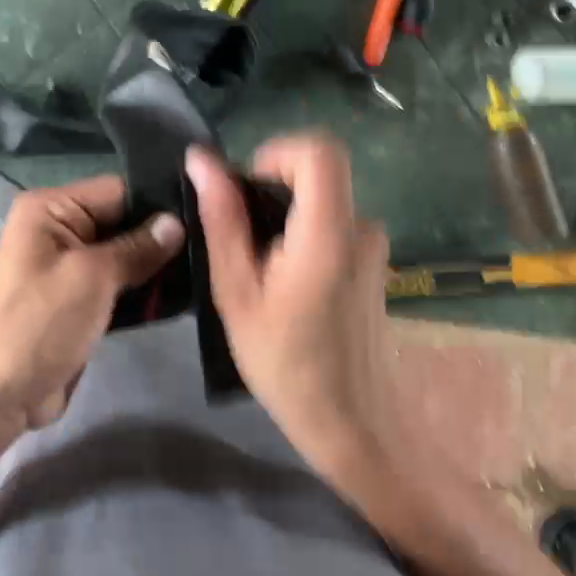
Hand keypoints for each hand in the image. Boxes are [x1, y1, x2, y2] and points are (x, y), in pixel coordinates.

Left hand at [0, 176, 183, 428]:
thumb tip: (177, 222)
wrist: (0, 394)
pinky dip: (141, 289)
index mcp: (50, 208)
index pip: (117, 190)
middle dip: (161, 237)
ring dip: (155, 267)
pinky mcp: (77, 298)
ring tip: (205, 271)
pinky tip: (180, 295)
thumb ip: (136, 247)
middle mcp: (57, 228)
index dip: (159, 203)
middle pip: (122, 221)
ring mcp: (67, 264)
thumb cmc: (40, 323)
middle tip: (213, 249)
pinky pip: (117, 282)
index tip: (206, 217)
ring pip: (123, 254)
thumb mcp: (92, 278)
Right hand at [187, 136, 408, 474]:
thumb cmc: (284, 363)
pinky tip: (284, 284)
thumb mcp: (236, 291)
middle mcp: (361, 229)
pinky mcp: (373, 262)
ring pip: (321, 198)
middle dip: (271, 189)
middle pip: (317, 172)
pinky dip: (302, 234)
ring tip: (258, 270)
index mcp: (329, 233)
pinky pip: (332, 223)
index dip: (275, 154)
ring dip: (284, 217)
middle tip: (241, 241)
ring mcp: (374, 246)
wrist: (350, 424)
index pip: (318, 150)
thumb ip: (222, 218)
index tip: (246, 192)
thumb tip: (201, 159)